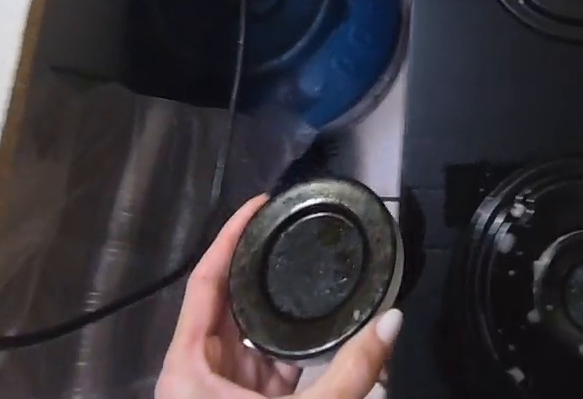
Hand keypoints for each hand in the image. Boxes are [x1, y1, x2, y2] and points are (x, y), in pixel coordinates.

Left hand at [156, 195, 402, 398]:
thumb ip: (353, 370)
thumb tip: (393, 319)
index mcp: (188, 370)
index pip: (207, 283)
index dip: (229, 236)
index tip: (259, 203)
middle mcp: (196, 376)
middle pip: (228, 304)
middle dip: (264, 269)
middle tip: (296, 230)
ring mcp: (219, 393)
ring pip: (249, 336)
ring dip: (280, 312)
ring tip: (311, 270)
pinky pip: (264, 366)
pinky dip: (289, 350)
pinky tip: (317, 331)